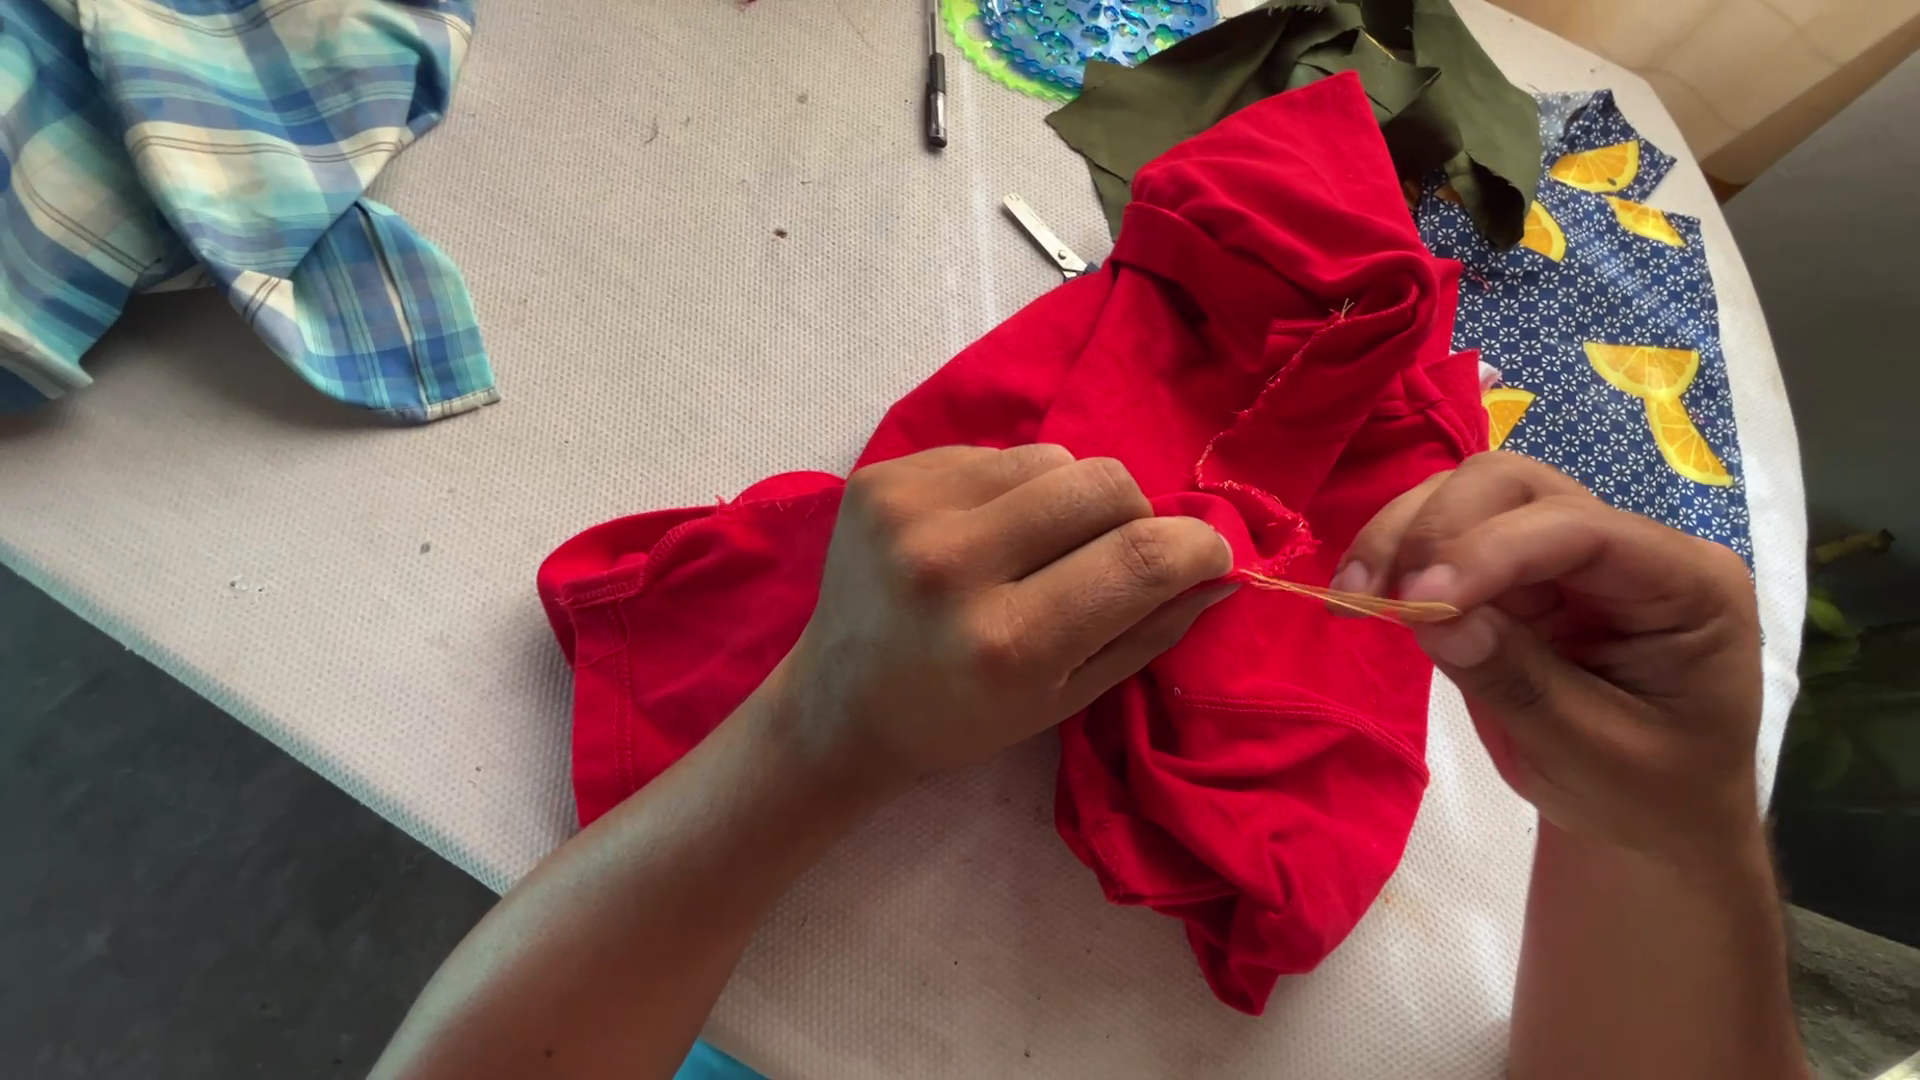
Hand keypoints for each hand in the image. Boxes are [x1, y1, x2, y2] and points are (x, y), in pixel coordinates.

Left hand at [777, 445, 1234, 784]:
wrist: (838, 703)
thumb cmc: (958, 718)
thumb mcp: (1063, 699)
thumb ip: (1148, 633)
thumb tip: (1220, 571)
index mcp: (1004, 641)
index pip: (1139, 558)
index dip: (1197, 546)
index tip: (1208, 552)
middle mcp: (951, 563)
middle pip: (1101, 482)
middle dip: (1133, 514)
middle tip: (1114, 551)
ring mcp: (907, 508)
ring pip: (1049, 456)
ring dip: (1067, 498)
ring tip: (1034, 546)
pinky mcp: (879, 477)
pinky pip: (990, 452)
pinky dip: (1008, 488)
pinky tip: (980, 532)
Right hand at [1332, 452, 1763, 866]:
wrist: (1639, 815)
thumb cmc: (1641, 792)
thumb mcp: (1589, 753)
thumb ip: (1518, 681)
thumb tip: (1436, 621)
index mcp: (1682, 584)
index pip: (1579, 530)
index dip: (1488, 551)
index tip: (1416, 602)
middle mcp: (1619, 547)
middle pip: (1512, 485)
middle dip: (1434, 528)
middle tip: (1377, 593)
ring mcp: (1554, 554)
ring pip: (1463, 494)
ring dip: (1398, 536)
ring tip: (1353, 596)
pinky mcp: (1500, 573)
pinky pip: (1436, 536)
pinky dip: (1389, 555)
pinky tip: (1358, 595)